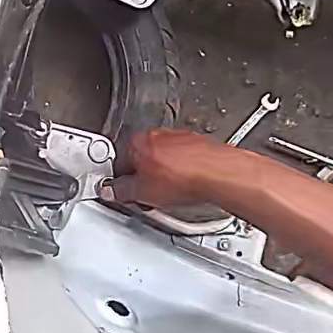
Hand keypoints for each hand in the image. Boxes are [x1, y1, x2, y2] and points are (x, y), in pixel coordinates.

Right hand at [103, 129, 240, 207]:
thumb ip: (122, 191)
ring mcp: (179, 139)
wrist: (218, 173)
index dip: (121, 183)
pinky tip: (186, 188)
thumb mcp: (141, 193)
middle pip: (142, 161)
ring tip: (170, 196)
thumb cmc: (183, 177)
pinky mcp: (197, 147)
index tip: (125, 194)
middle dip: (144, 180)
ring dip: (164, 178)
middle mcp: (158, 135)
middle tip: (147, 198)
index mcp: (138, 141)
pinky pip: (182, 163)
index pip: (119, 163)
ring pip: (163, 162)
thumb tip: (114, 191)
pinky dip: (182, 175)